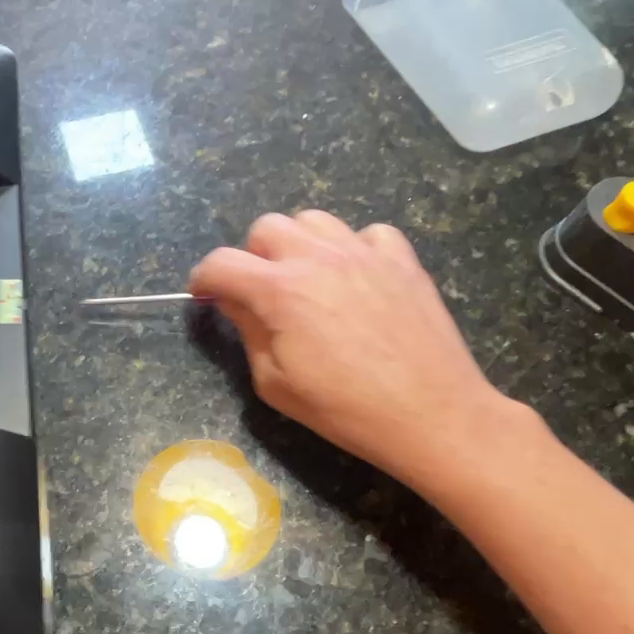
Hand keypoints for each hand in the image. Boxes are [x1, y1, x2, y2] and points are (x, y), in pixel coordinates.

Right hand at [189, 210, 529, 488]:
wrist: (429, 414)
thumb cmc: (343, 408)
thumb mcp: (275, 383)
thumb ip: (248, 331)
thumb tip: (232, 300)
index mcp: (279, 290)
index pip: (221, 263)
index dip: (203, 278)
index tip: (205, 295)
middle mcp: (318, 257)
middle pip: (266, 227)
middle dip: (252, 256)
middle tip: (261, 293)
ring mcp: (363, 252)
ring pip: (313, 220)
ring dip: (299, 244)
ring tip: (307, 279)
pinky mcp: (401, 259)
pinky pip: (367, 233)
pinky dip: (352, 249)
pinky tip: (356, 280)